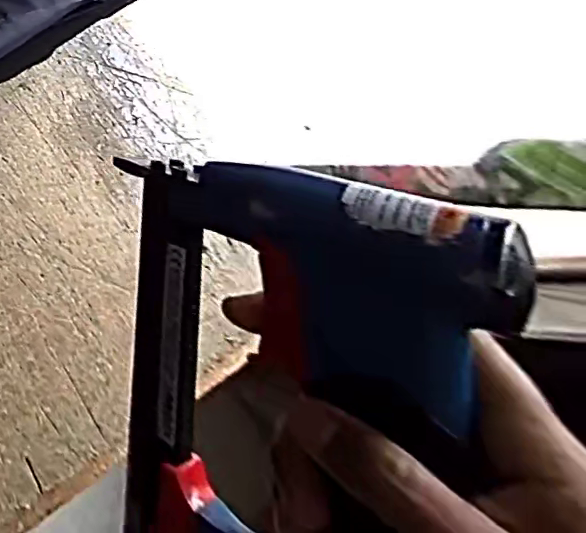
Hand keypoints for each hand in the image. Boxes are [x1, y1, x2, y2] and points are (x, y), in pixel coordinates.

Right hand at [222, 293, 585, 531]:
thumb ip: (399, 484)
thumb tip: (311, 416)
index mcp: (542, 452)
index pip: (438, 339)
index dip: (356, 309)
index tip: (275, 306)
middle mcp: (503, 455)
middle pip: (374, 386)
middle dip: (312, 408)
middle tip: (286, 443)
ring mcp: (472, 483)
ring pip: (357, 431)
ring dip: (313, 460)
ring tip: (305, 511)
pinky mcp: (443, 506)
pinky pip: (366, 469)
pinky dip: (328, 484)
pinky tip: (316, 513)